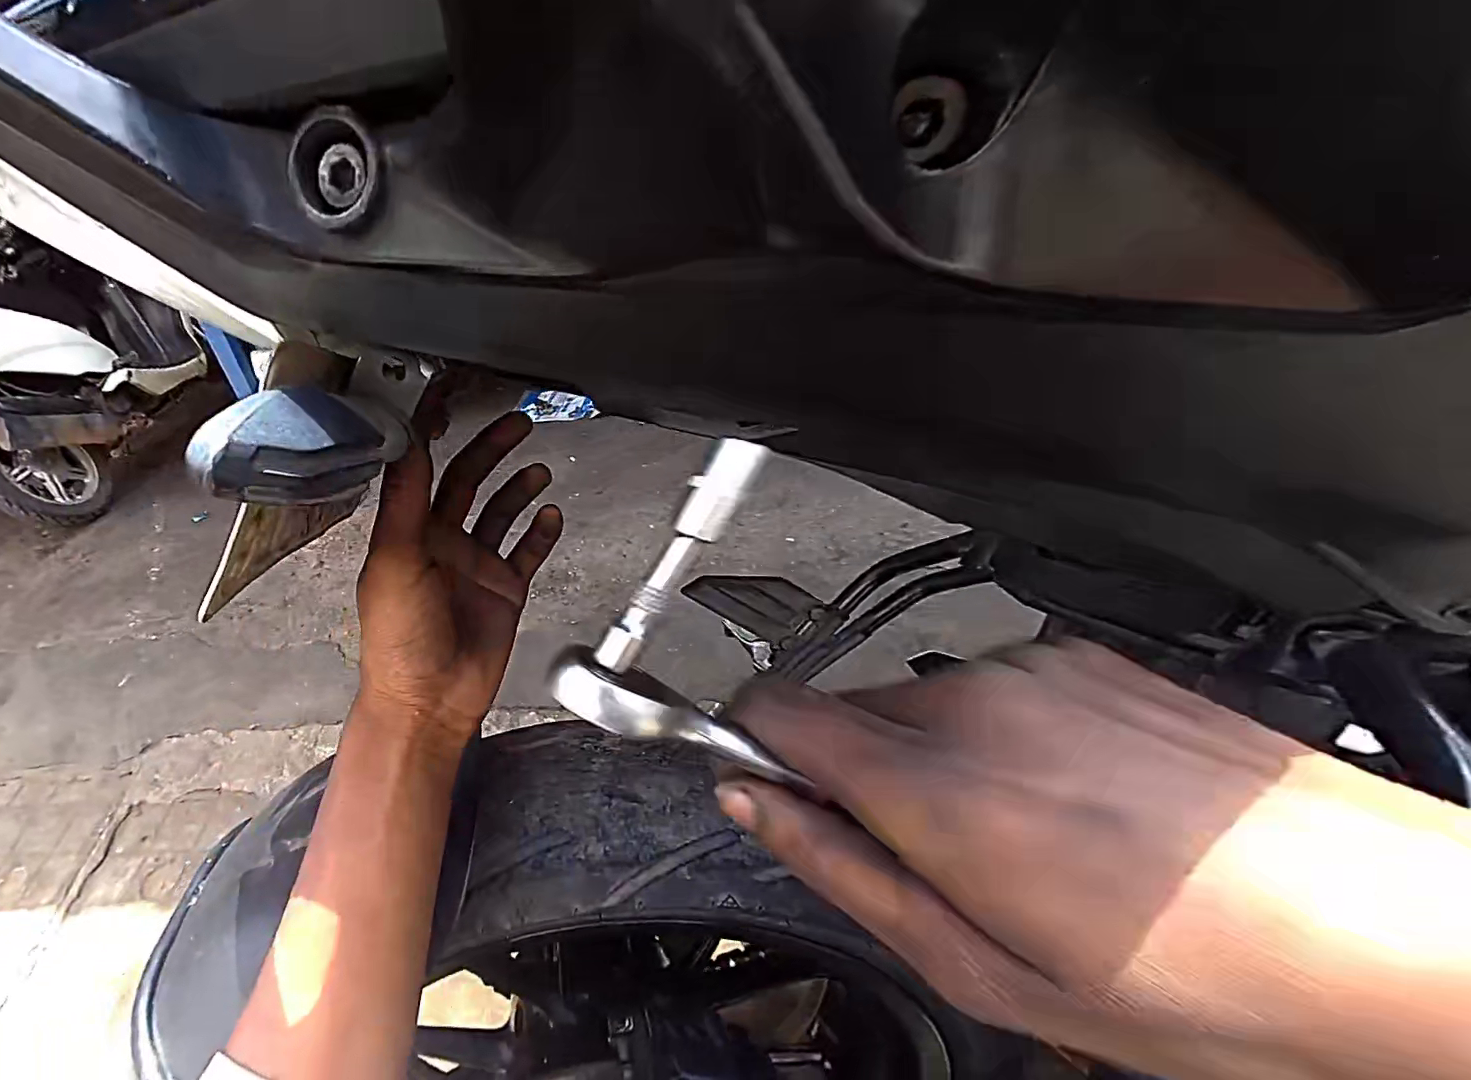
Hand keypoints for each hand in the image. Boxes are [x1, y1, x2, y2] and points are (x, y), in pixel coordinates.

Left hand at [356, 409, 562, 744]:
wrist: (429, 700)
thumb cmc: (400, 640)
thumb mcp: (395, 564)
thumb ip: (406, 505)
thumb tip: (411, 447)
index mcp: (410, 532)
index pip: (424, 468)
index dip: (435, 432)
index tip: (451, 398)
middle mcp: (443, 542)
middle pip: (469, 481)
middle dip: (491, 449)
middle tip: (517, 423)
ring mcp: (475, 565)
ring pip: (501, 511)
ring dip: (518, 486)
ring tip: (537, 468)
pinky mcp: (504, 589)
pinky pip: (527, 551)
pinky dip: (540, 532)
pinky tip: (551, 515)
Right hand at [719, 640, 1470, 1079]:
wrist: (1421, 942)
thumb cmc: (1203, 984)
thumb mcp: (983, 967)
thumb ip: (836, 865)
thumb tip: (750, 801)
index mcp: (929, 782)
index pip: (770, 710)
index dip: (749, 742)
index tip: (768, 782)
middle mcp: (963, 702)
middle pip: (832, 707)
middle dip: (843, 765)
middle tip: (916, 838)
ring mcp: (1021, 669)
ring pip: (902, 699)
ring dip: (918, 751)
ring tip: (1008, 822)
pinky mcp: (1070, 656)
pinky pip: (976, 684)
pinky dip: (984, 729)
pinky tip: (1062, 787)